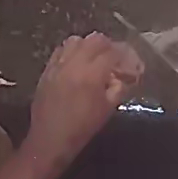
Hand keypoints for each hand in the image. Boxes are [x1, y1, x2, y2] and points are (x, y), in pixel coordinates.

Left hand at [24, 33, 140, 167]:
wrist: (51, 138)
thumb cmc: (82, 127)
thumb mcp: (108, 109)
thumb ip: (118, 88)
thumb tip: (122, 77)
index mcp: (92, 74)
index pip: (113, 52)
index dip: (125, 55)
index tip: (130, 62)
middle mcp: (74, 64)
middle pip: (95, 40)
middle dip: (109, 46)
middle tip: (115, 58)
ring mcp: (58, 65)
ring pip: (76, 40)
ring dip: (89, 45)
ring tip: (94, 58)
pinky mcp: (47, 70)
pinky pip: (61, 50)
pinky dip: (72, 51)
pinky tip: (76, 63)